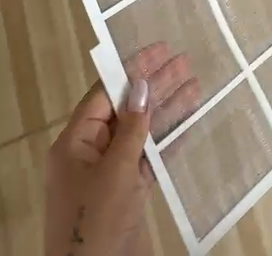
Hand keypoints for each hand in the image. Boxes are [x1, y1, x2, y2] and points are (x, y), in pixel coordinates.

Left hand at [43, 44, 200, 255]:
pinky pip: (149, 158)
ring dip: (167, 110)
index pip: (105, 94)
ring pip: (141, 132)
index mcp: (74, 144)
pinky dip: (169, 140)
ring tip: (196, 86)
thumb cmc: (95, 222)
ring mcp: (109, 175)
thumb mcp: (114, 171)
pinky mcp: (126, 194)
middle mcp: (90, 154)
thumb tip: (141, 85)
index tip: (161, 49)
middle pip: (126, 109)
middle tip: (186, 62)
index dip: (133, 70)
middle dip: (155, 86)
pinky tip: (190, 123)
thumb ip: (131, 127)